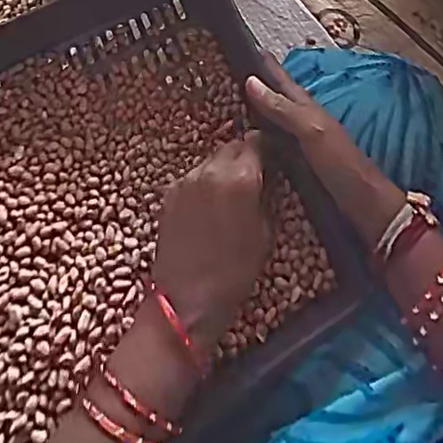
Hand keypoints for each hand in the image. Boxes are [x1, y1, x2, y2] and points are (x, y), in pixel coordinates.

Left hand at [151, 134, 272, 348]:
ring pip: (212, 159)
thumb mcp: (265, 233)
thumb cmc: (235, 271)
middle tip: (253, 175)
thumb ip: (266, 195)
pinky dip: (205, 181)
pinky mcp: (170, 192)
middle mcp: (212, 170)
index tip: (272, 157)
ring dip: (223, 167)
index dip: (266, 147)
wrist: (186, 300)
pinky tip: (209, 203)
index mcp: (241, 178)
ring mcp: (187, 179)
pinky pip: (194, 176)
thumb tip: (268, 176)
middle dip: (244, 155)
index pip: (257, 143)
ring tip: (230, 192)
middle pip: (232, 146)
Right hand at [245, 52, 406, 248]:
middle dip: (260, 86)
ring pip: (277, 121)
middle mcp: (306, 122)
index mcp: (309, 109)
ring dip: (260, 112)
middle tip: (233, 76)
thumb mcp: (311, 132)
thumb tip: (251, 81)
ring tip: (236, 106)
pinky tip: (254, 143)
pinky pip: (278, 143)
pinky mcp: (302, 165)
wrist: (367, 207)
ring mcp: (305, 144)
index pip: (284, 81)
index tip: (247, 49)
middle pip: (279, 98)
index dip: (267, 67)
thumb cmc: (341, 165)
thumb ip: (283, 108)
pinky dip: (265, 137)